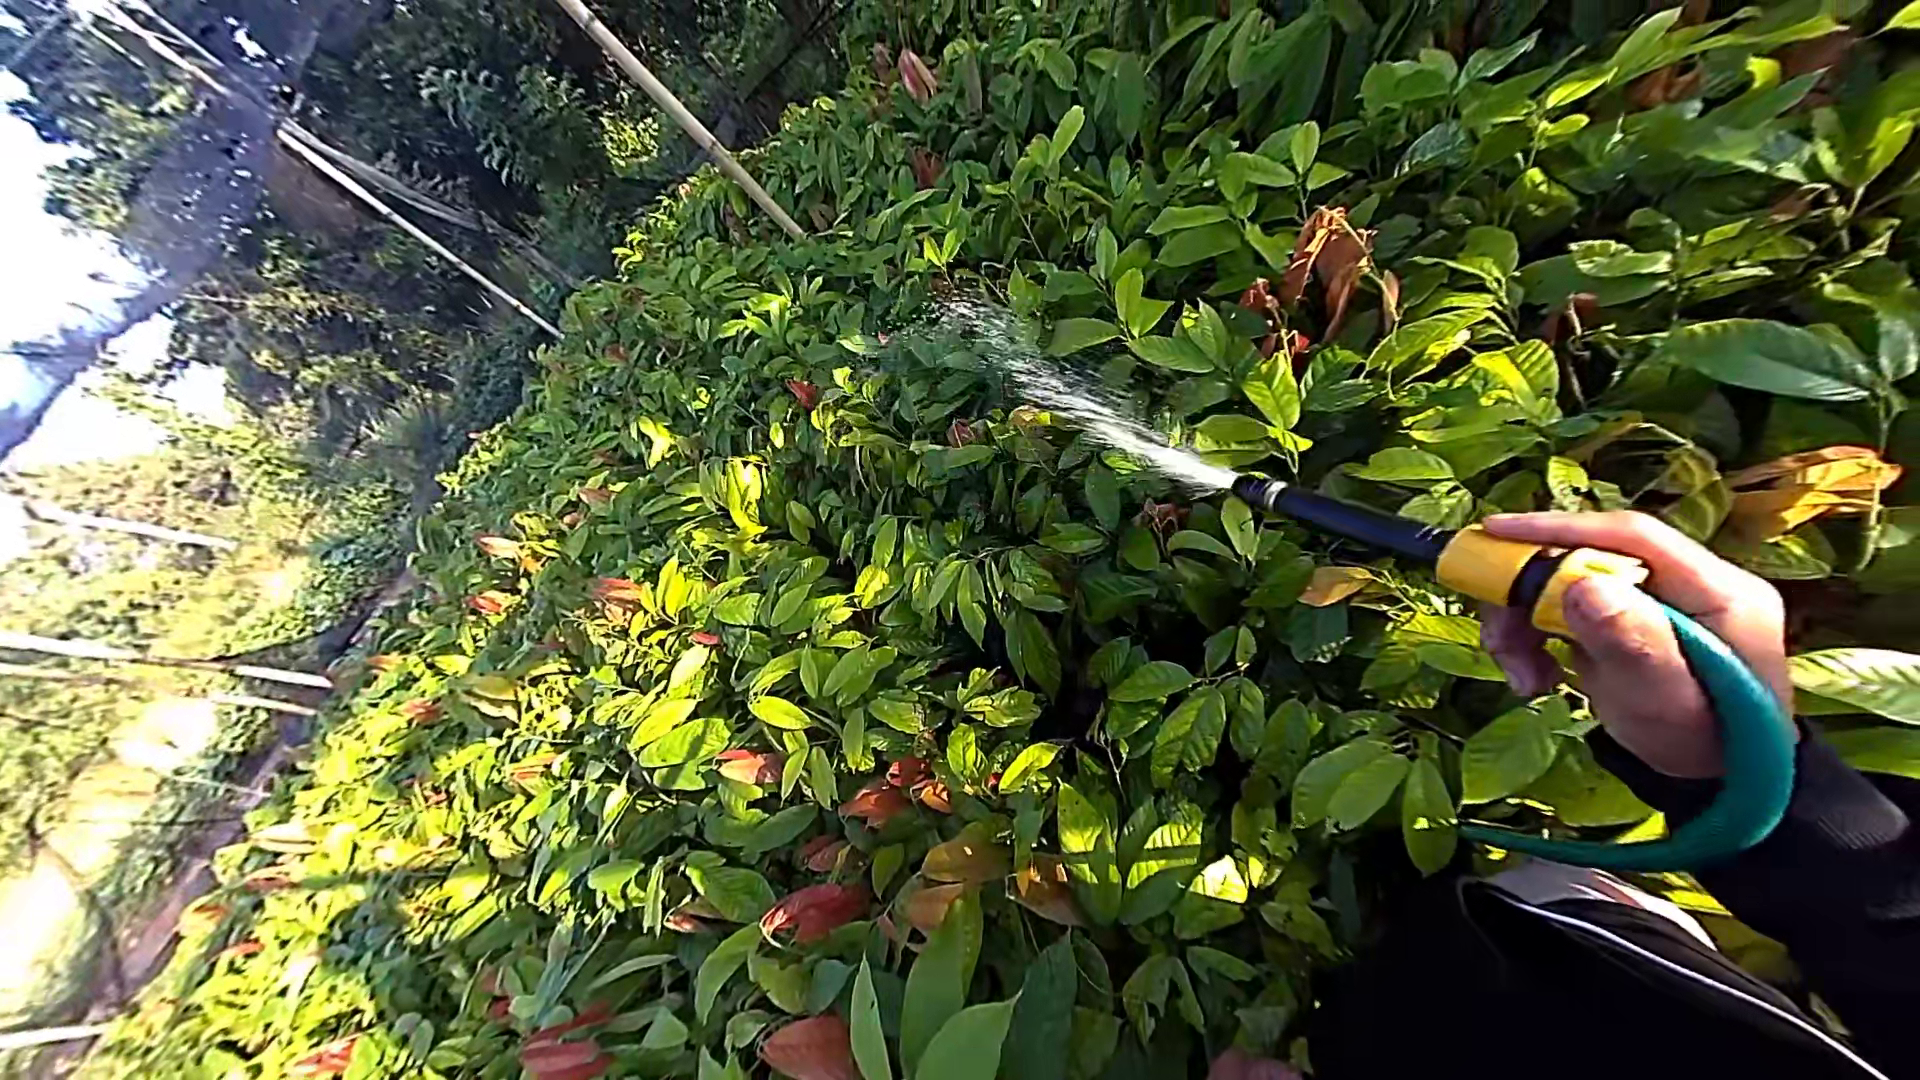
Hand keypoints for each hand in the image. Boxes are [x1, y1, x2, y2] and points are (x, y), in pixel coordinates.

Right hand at [1476, 511, 1794, 778]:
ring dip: (1516, 625)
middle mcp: (1677, 583)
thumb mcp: (1662, 696)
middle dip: (1522, 596)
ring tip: (1516, 670)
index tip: (1493, 533)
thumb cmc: (1698, 737)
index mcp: (1714, 591)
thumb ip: (1630, 641)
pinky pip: (1546, 610)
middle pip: (1574, 560)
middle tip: (1497, 636)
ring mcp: (1641, 601)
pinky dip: (1523, 640)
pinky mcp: (1610, 617)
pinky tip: (1529, 675)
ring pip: (1549, 586)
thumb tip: (1582, 585)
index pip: (1629, 536)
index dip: (1558, 529)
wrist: (1708, 774)